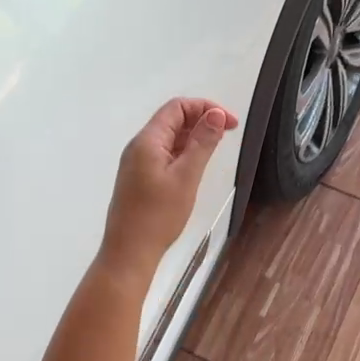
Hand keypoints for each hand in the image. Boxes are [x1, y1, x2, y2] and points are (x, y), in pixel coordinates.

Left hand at [100, 98, 238, 274]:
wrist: (129, 253)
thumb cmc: (158, 215)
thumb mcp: (186, 177)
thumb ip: (202, 143)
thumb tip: (216, 114)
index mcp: (147, 140)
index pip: (177, 107)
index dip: (205, 108)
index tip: (231, 123)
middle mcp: (139, 146)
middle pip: (172, 119)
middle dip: (201, 120)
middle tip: (228, 134)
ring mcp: (136, 163)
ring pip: (168, 138)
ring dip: (193, 136)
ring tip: (216, 148)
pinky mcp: (139, 178)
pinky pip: (163, 154)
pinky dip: (183, 152)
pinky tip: (196, 165)